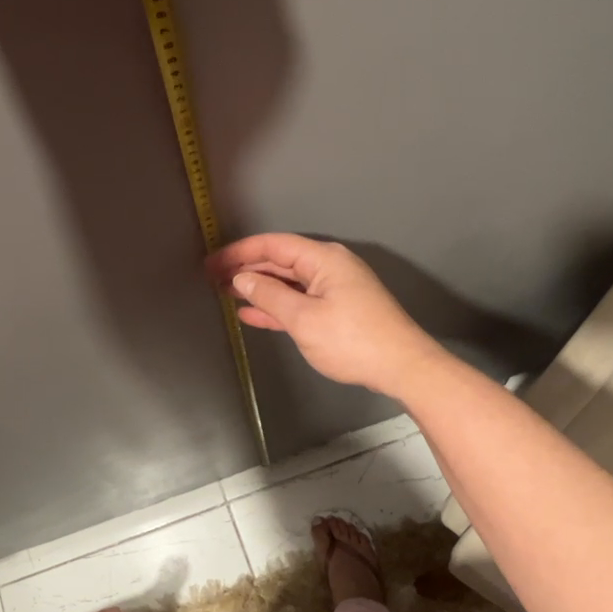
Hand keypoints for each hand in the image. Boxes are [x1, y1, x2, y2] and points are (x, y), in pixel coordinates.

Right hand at [208, 234, 448, 397]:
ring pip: (288, 281)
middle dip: (246, 268)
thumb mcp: (303, 318)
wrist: (401, 366)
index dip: (239, 252)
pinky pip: (299, 300)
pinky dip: (275, 305)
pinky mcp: (337, 309)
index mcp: (323, 259)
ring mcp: (334, 288)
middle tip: (211, 278)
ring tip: (225, 293)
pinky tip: (251, 313)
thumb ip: (269, 296)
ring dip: (258, 287)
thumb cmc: (352, 340)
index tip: (211, 264)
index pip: (273, 245)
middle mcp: (328, 266)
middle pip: (279, 260)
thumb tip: (242, 279)